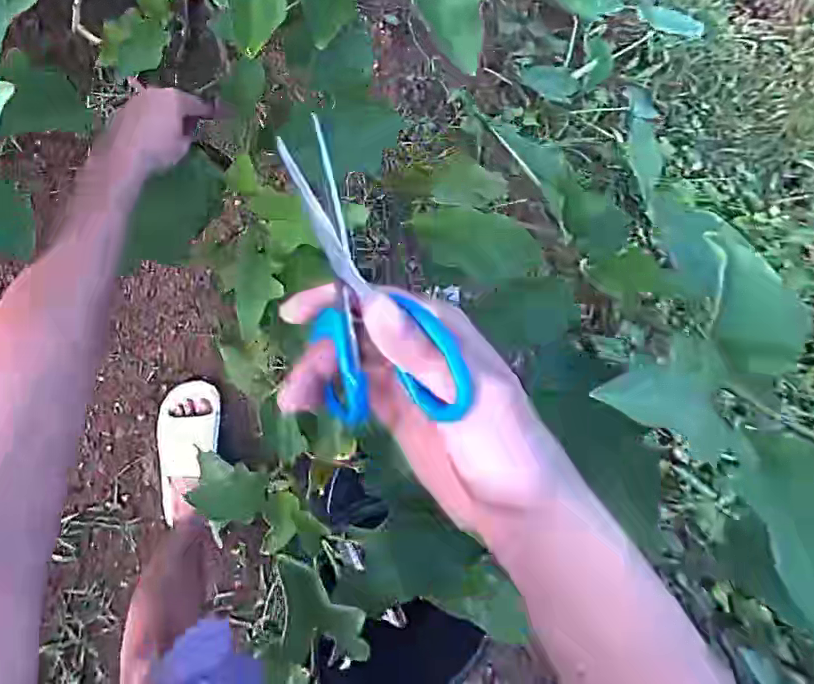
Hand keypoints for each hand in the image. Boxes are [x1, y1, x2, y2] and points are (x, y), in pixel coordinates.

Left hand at [97, 86, 213, 182]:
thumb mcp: (182, 147)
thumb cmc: (158, 151)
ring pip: (157, 103)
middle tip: (187, 124)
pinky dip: (148, 118)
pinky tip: (147, 132)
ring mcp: (138, 99)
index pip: (197, 104)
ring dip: (163, 113)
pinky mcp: (123, 109)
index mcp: (176, 99)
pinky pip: (142, 111)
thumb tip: (187, 131)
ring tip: (166, 129)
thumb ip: (188, 135)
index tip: (212, 116)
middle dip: (182, 111)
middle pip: (175, 100)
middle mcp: (157, 93)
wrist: (121, 157)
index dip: (207, 111)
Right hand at [278, 285, 578, 540]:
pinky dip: (328, 392)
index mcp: (436, 328)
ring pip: (348, 359)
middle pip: (354, 330)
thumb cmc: (505, 446)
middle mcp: (415, 344)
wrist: (520, 512)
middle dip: (320, 349)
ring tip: (293, 403)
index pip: (376, 300)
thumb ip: (418, 352)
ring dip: (317, 373)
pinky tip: (310, 406)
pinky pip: (353, 388)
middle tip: (295, 385)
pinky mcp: (393, 408)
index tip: (295, 313)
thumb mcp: (465, 395)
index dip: (333, 300)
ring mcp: (403, 377)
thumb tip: (371, 304)